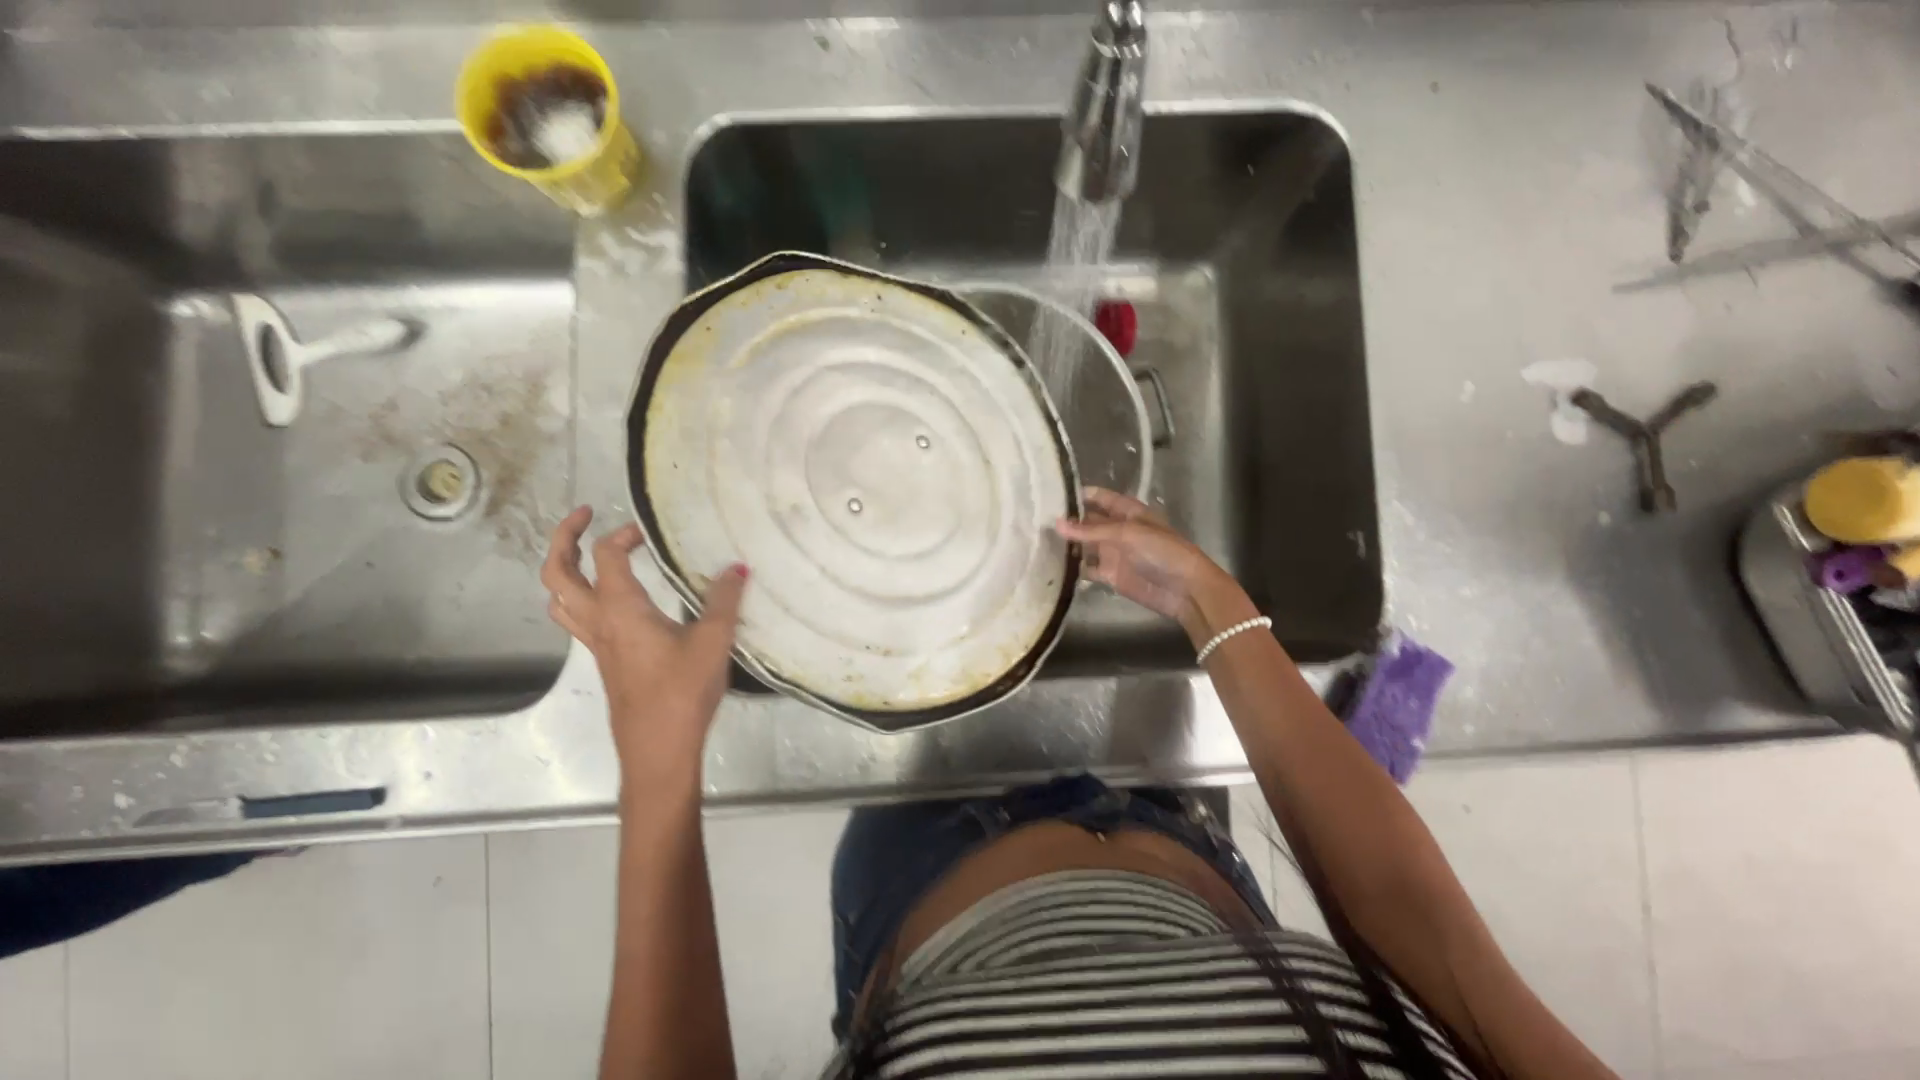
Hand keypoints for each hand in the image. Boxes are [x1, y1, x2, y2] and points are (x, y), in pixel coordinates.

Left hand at [541, 505, 748, 781]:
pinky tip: (613, 603)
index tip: (646, 530)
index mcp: (620, 609)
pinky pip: (576, 619)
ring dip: (564, 571)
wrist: (658, 748)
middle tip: (584, 518)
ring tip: (586, 556)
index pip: (606, 556)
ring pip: (559, 599)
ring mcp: (596, 644)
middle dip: (564, 539)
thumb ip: (724, 600)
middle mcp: (598, 621)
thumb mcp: (712, 641)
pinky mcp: (605, 661)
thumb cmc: (682, 692)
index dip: (623, 534)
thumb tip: (737, 568)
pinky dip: (581, 598)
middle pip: (557, 573)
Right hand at [1055, 487, 1255, 645]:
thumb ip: (1091, 531)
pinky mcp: (1109, 575)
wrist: (1184, 589)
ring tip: (1036, 540)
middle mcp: (1117, 529)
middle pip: (1088, 521)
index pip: (1100, 497)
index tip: (1050, 493)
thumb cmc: (1162, 552)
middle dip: (1067, 521)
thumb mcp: (1127, 534)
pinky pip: (1086, 568)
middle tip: (1034, 519)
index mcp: (1128, 511)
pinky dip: (1072, 568)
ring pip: (1084, 545)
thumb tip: (1056, 524)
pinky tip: (1050, 564)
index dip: (1078, 495)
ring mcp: (1112, 553)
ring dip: (1066, 544)